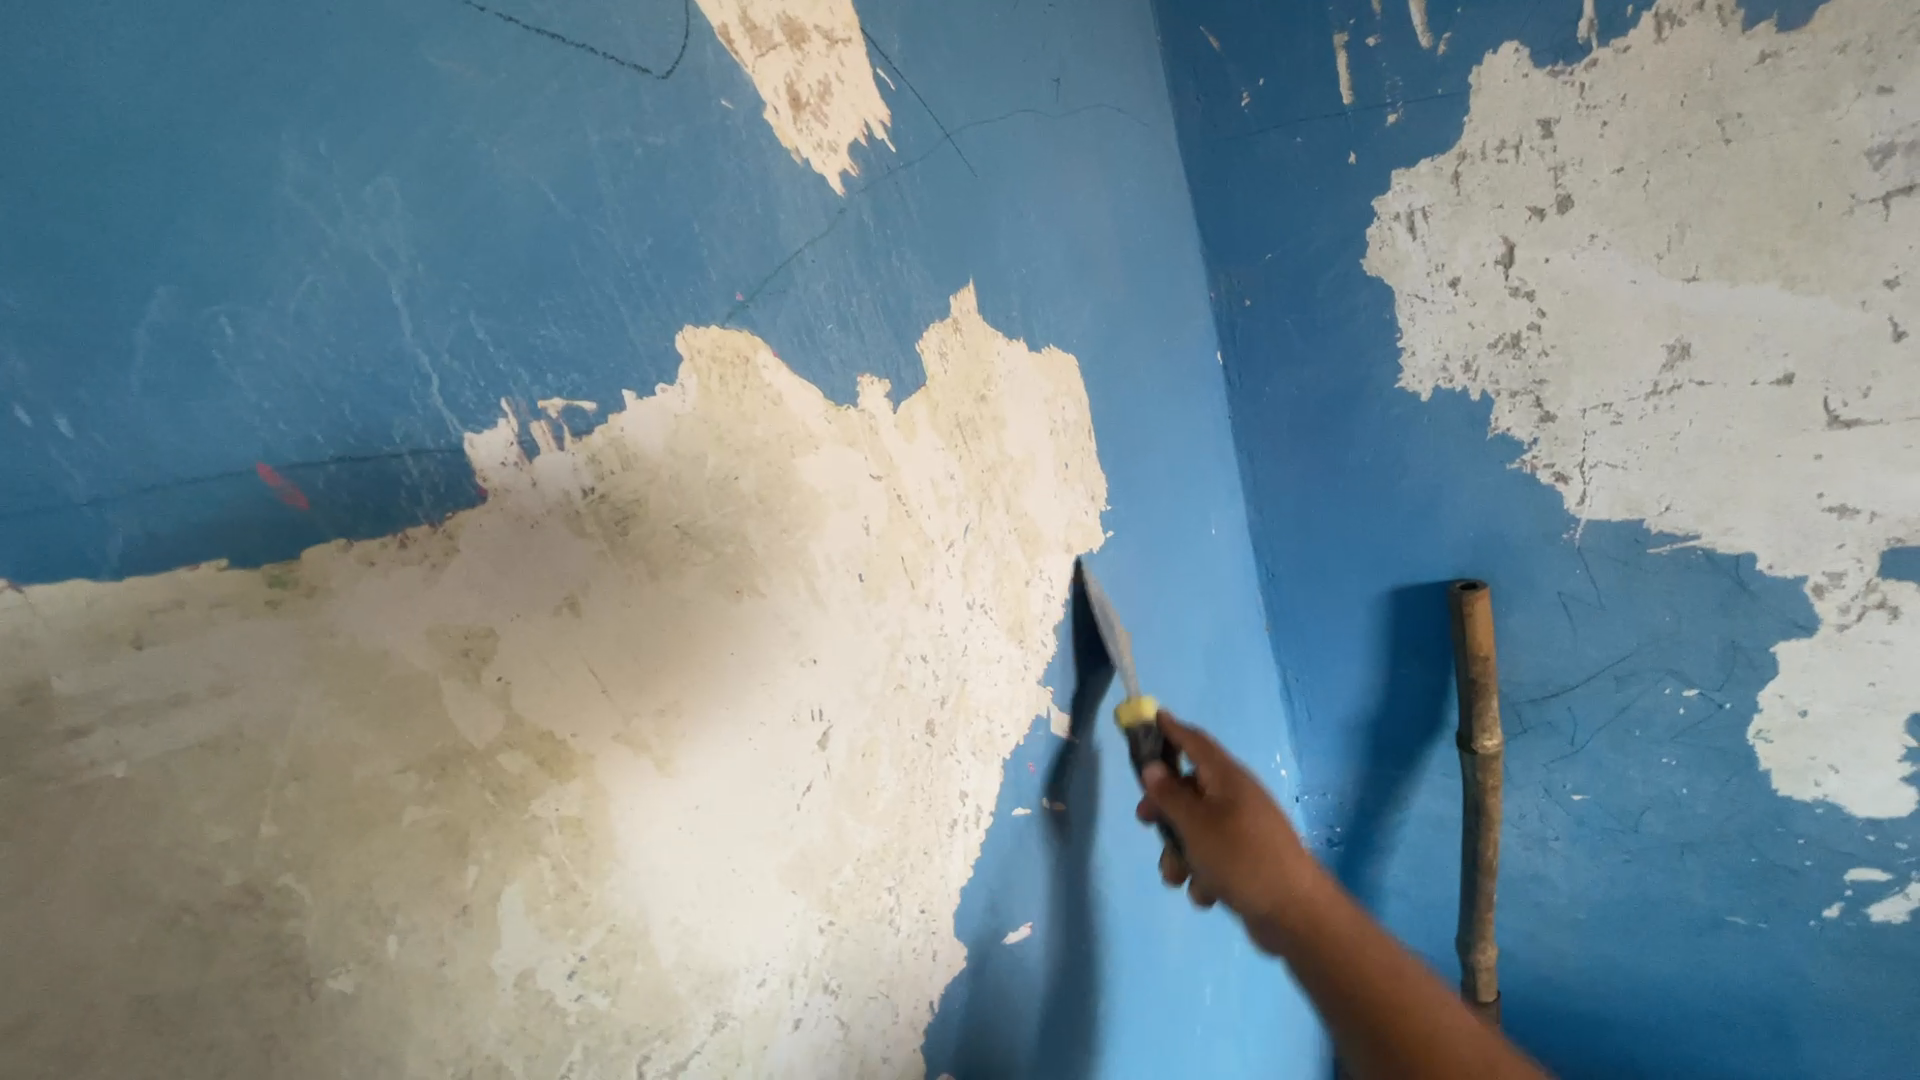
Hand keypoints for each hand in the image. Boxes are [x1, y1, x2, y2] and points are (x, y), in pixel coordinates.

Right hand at [1134, 710, 1309, 953]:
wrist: (1296, 915)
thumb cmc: (1241, 857)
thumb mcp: (1195, 824)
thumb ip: (1169, 794)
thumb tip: (1153, 767)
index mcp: (1227, 778)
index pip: (1194, 742)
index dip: (1170, 729)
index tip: (1148, 718)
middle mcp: (1235, 798)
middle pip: (1188, 790)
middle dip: (1164, 809)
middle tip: (1145, 821)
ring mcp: (1242, 831)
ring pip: (1194, 830)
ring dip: (1179, 853)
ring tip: (1178, 876)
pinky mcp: (1246, 862)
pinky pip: (1212, 859)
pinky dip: (1203, 875)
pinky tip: (1207, 894)